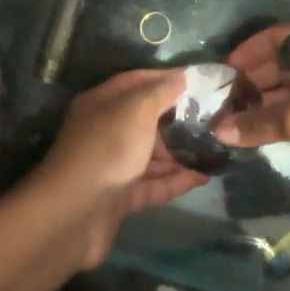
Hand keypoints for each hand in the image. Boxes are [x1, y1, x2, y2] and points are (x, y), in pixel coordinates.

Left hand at [26, 69, 206, 266]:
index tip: (197, 81)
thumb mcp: (136, 110)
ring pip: (150, 155)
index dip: (165, 78)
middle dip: (176, 118)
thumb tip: (182, 76)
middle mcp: (104, 131)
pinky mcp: (120, 197)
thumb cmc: (107, 149)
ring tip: (214, 148)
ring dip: (180, 153)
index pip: (135, 81)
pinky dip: (175, 180)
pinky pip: (153, 184)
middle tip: (211, 118)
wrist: (75, 214)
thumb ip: (160, 92)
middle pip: (144, 120)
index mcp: (101, 103)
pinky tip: (203, 177)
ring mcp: (112, 166)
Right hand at [213, 24, 289, 201]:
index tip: (226, 71)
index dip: (249, 50)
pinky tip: (269, 131)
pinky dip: (288, 115)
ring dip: (269, 101)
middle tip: (227, 100)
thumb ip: (261, 123)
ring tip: (241, 119)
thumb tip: (218, 129)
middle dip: (254, 80)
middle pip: (286, 62)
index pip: (279, 36)